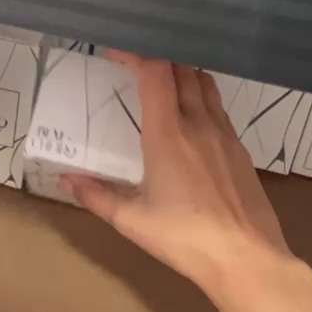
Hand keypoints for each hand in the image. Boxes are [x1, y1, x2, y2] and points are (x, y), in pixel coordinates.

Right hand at [64, 51, 294, 298]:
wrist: (246, 259)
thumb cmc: (184, 238)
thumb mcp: (131, 220)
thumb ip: (96, 196)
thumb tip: (66, 180)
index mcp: (168, 134)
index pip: (156, 72)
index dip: (135, 53)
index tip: (115, 52)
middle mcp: (199, 124)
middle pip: (183, 69)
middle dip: (158, 58)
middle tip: (135, 66)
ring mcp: (225, 135)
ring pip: (205, 84)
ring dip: (183, 74)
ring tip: (162, 85)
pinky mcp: (240, 150)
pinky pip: (219, 108)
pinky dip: (201, 98)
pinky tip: (189, 122)